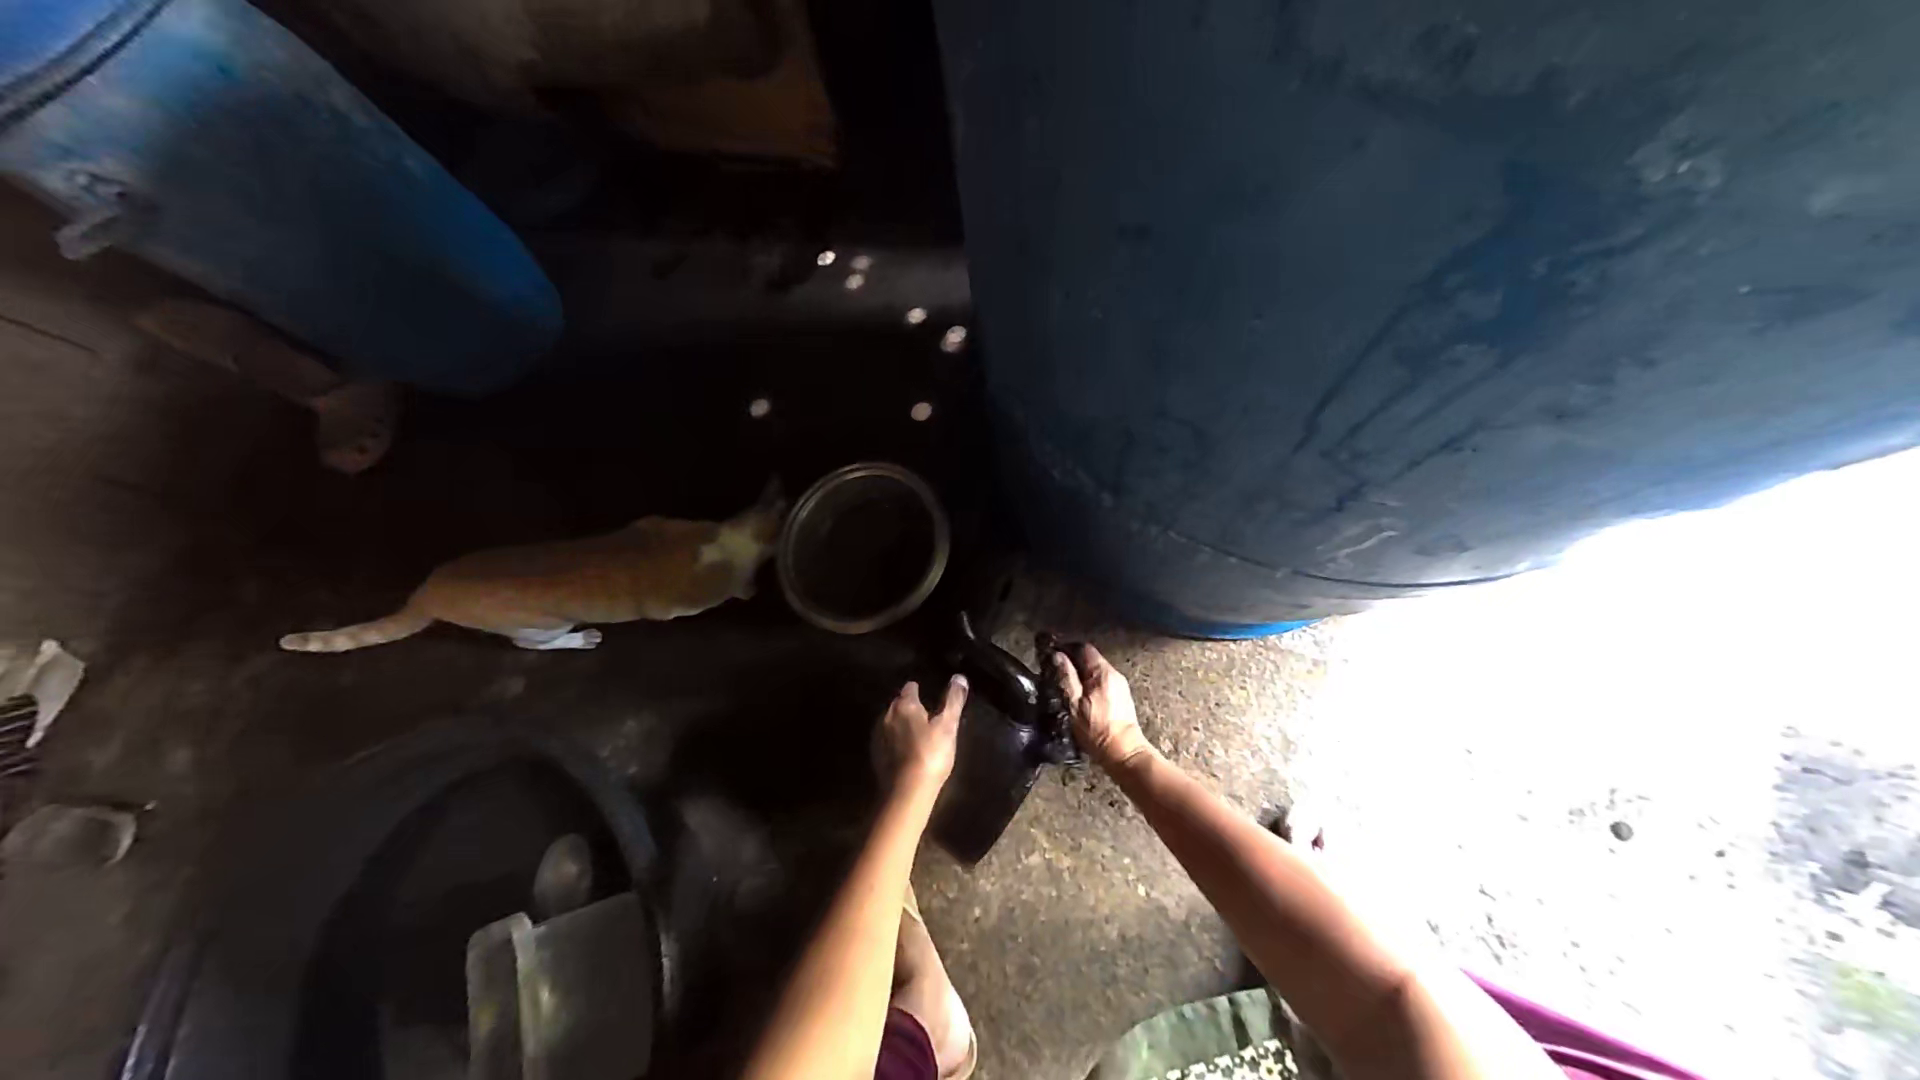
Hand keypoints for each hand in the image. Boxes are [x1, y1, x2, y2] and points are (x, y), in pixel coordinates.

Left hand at [878, 675, 967, 791]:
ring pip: (891, 722)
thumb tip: (959, 676)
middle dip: (909, 706)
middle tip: (925, 716)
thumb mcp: (948, 726)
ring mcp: (878, 735)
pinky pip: (886, 740)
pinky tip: (905, 751)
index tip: (927, 695)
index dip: (919, 690)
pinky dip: (895, 741)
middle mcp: (887, 715)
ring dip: (901, 724)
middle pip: (898, 703)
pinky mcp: (875, 754)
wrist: (906, 791)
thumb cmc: (930, 754)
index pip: (910, 687)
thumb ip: (953, 700)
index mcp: (904, 705)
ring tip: (916, 734)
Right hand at [1050, 643, 1152, 770]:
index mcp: (1103, 672)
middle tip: (1057, 674)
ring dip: (1083, 676)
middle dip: (1074, 664)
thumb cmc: (1097, 730)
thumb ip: (1066, 677)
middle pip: (1091, 660)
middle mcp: (1115, 675)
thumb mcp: (1074, 704)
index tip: (1054, 656)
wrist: (1123, 753)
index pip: (1084, 648)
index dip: (1067, 649)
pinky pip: (1103, 684)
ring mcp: (1120, 687)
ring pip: (1097, 673)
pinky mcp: (1122, 698)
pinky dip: (1091, 686)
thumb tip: (1058, 656)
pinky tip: (1083, 699)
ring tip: (1068, 688)